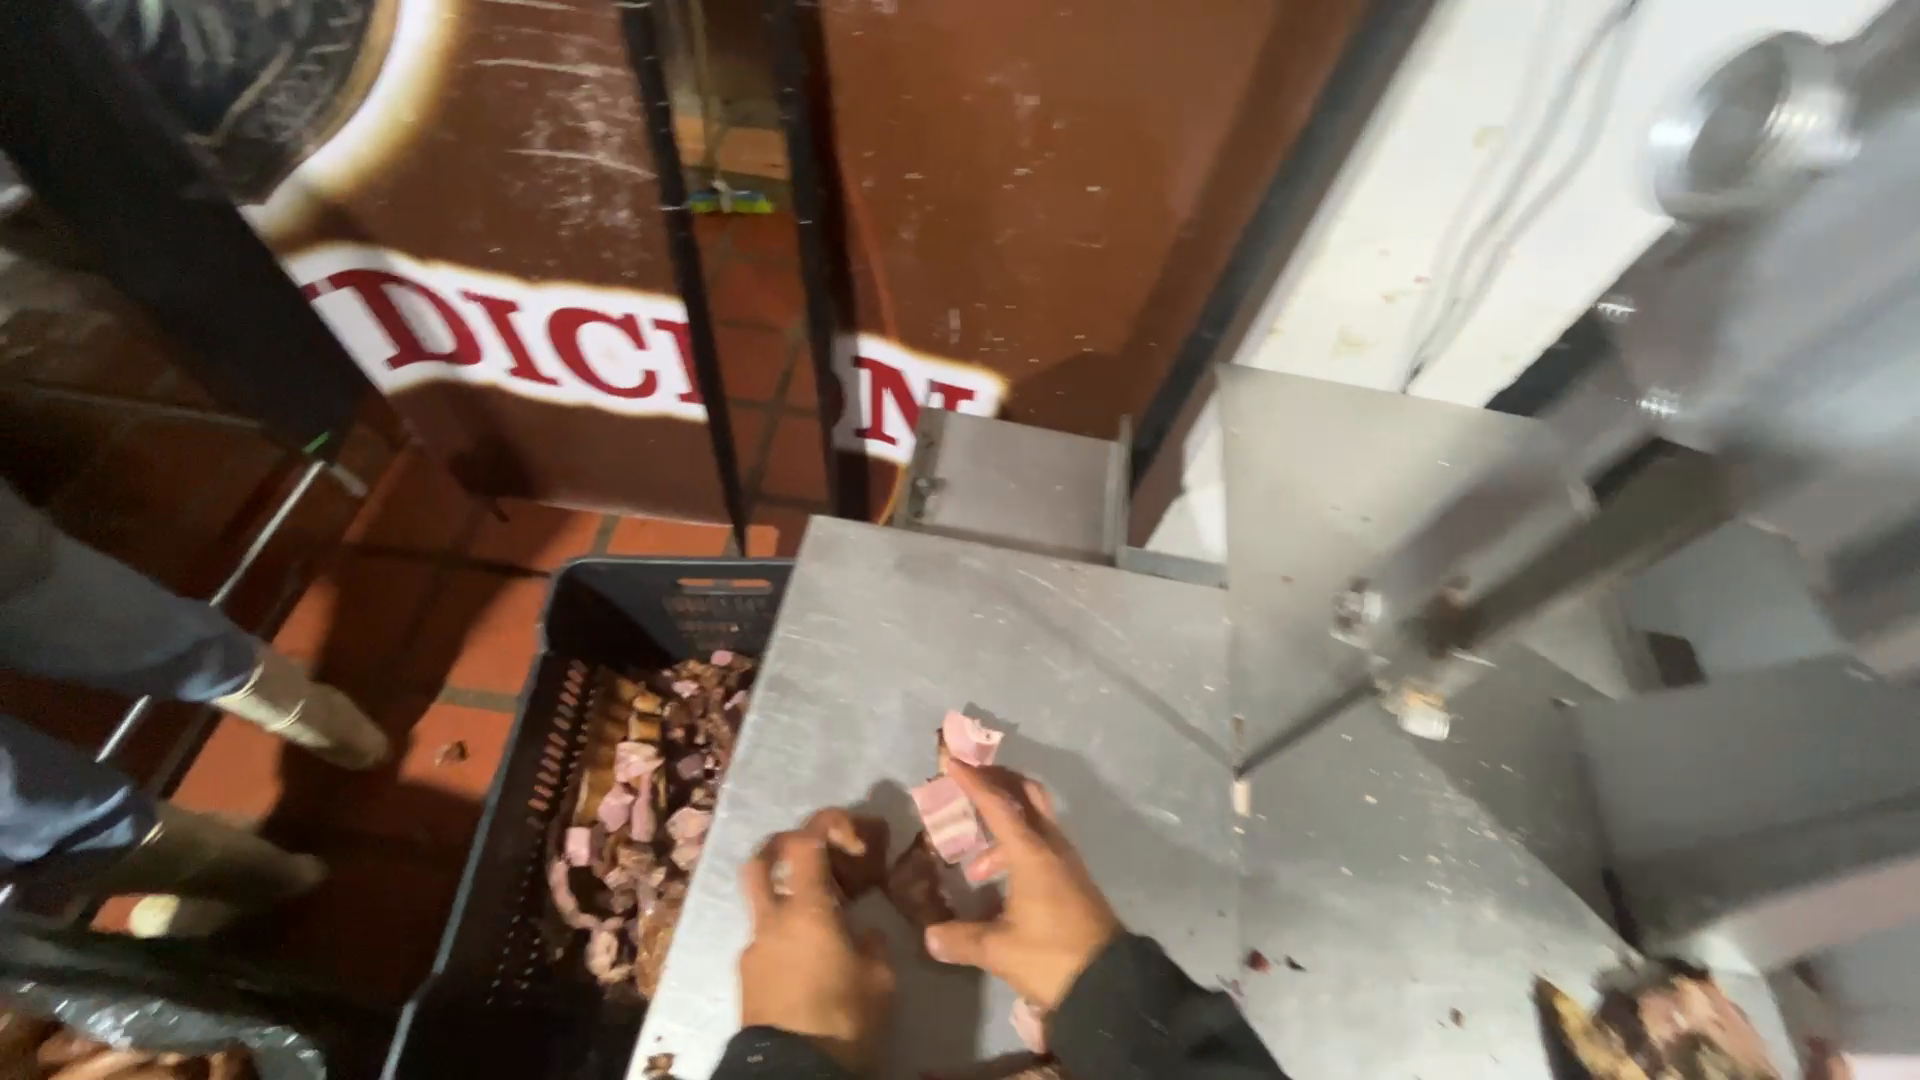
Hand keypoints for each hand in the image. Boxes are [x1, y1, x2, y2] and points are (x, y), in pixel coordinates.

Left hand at [738, 815, 894, 1072]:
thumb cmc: (842, 1018)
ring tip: (818, 921)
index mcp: (806, 908)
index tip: (854, 840)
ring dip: (785, 898)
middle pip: (760, 859)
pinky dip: (783, 938)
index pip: (806, 840)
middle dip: (783, 845)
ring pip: (761, 903)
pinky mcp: (745, 978)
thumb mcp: (879, 979)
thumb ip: (871, 943)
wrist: (791, 1075)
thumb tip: (862, 932)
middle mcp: (772, 919)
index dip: (828, 824)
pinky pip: (764, 942)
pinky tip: (807, 965)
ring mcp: (753, 947)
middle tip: (812, 852)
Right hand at [925, 762, 1120, 1009]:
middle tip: (968, 781)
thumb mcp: (1001, 951)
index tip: (952, 759)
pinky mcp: (1071, 876)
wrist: (1110, 982)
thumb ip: (962, 939)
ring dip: (1003, 821)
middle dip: (997, 782)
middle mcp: (1050, 845)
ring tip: (972, 860)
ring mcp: (1065, 859)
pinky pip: (1040, 841)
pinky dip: (1015, 844)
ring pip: (1033, 819)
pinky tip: (996, 879)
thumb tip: (928, 935)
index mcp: (1032, 852)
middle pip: (1025, 794)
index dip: (973, 781)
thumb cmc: (1052, 957)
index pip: (998, 804)